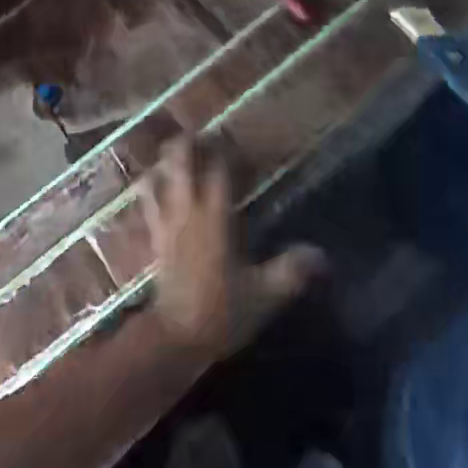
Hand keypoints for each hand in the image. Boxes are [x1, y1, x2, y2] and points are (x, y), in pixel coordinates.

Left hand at [142, 135, 324, 364]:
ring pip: (157, 179)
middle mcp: (186, 212)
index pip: (218, 174)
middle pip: (179, 165)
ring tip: (170, 150)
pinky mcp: (153, 238)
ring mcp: (165, 223)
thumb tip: (321, 254)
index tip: (231, 137)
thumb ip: (290, 271)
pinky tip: (150, 181)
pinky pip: (145, 203)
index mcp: (215, 220)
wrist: (177, 336)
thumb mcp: (264, 295)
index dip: (224, 152)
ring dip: (163, 161)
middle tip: (194, 130)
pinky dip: (147, 187)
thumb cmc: (222, 312)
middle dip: (185, 145)